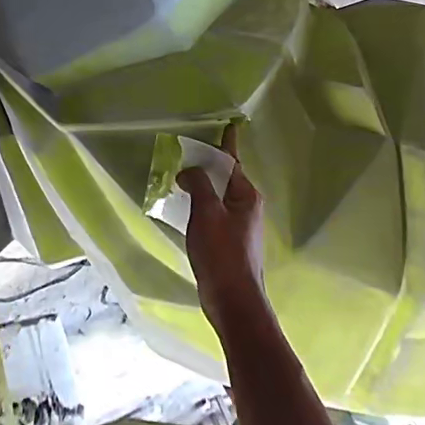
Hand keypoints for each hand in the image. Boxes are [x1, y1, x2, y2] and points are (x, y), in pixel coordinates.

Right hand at [179, 123, 268, 334]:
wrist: (233, 300)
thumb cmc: (222, 253)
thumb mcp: (207, 212)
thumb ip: (198, 185)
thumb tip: (189, 171)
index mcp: (246, 195)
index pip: (233, 160)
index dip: (227, 142)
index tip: (228, 123)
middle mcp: (246, 206)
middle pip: (224, 176)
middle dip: (207, 163)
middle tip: (186, 149)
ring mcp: (238, 224)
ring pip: (216, 194)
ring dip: (200, 184)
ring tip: (179, 174)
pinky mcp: (227, 240)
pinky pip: (211, 211)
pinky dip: (198, 202)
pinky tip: (182, 205)